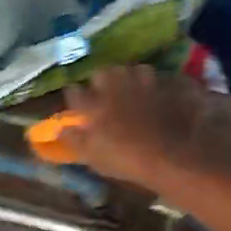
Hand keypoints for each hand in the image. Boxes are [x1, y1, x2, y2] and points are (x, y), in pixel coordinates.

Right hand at [61, 66, 214, 190]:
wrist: (169, 156)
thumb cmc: (126, 160)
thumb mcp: (93, 157)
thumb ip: (74, 140)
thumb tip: (60, 128)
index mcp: (94, 105)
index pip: (75, 92)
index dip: (74, 95)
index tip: (75, 100)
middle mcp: (115, 87)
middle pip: (102, 73)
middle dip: (100, 80)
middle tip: (104, 93)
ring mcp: (142, 84)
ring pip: (130, 69)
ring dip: (128, 77)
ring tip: (131, 89)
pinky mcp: (164, 87)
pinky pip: (157, 78)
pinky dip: (154, 84)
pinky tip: (155, 93)